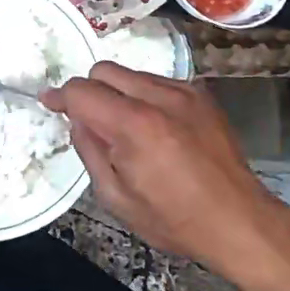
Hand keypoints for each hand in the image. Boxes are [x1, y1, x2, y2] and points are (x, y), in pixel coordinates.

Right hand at [42, 62, 289, 271]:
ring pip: (132, 73)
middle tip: (91, 123)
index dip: (61, 97)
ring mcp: (184, 92)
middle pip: (105, 70)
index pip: (82, 91)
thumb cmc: (175, 219)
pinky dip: (145, 97)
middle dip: (90, 92)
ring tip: (127, 131)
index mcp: (135, 125)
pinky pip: (159, 82)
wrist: (238, 219)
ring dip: (118, 93)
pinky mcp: (201, 95)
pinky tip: (155, 129)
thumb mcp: (117, 198)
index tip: (51, 104)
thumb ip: (91, 151)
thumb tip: (78, 121)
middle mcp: (160, 97)